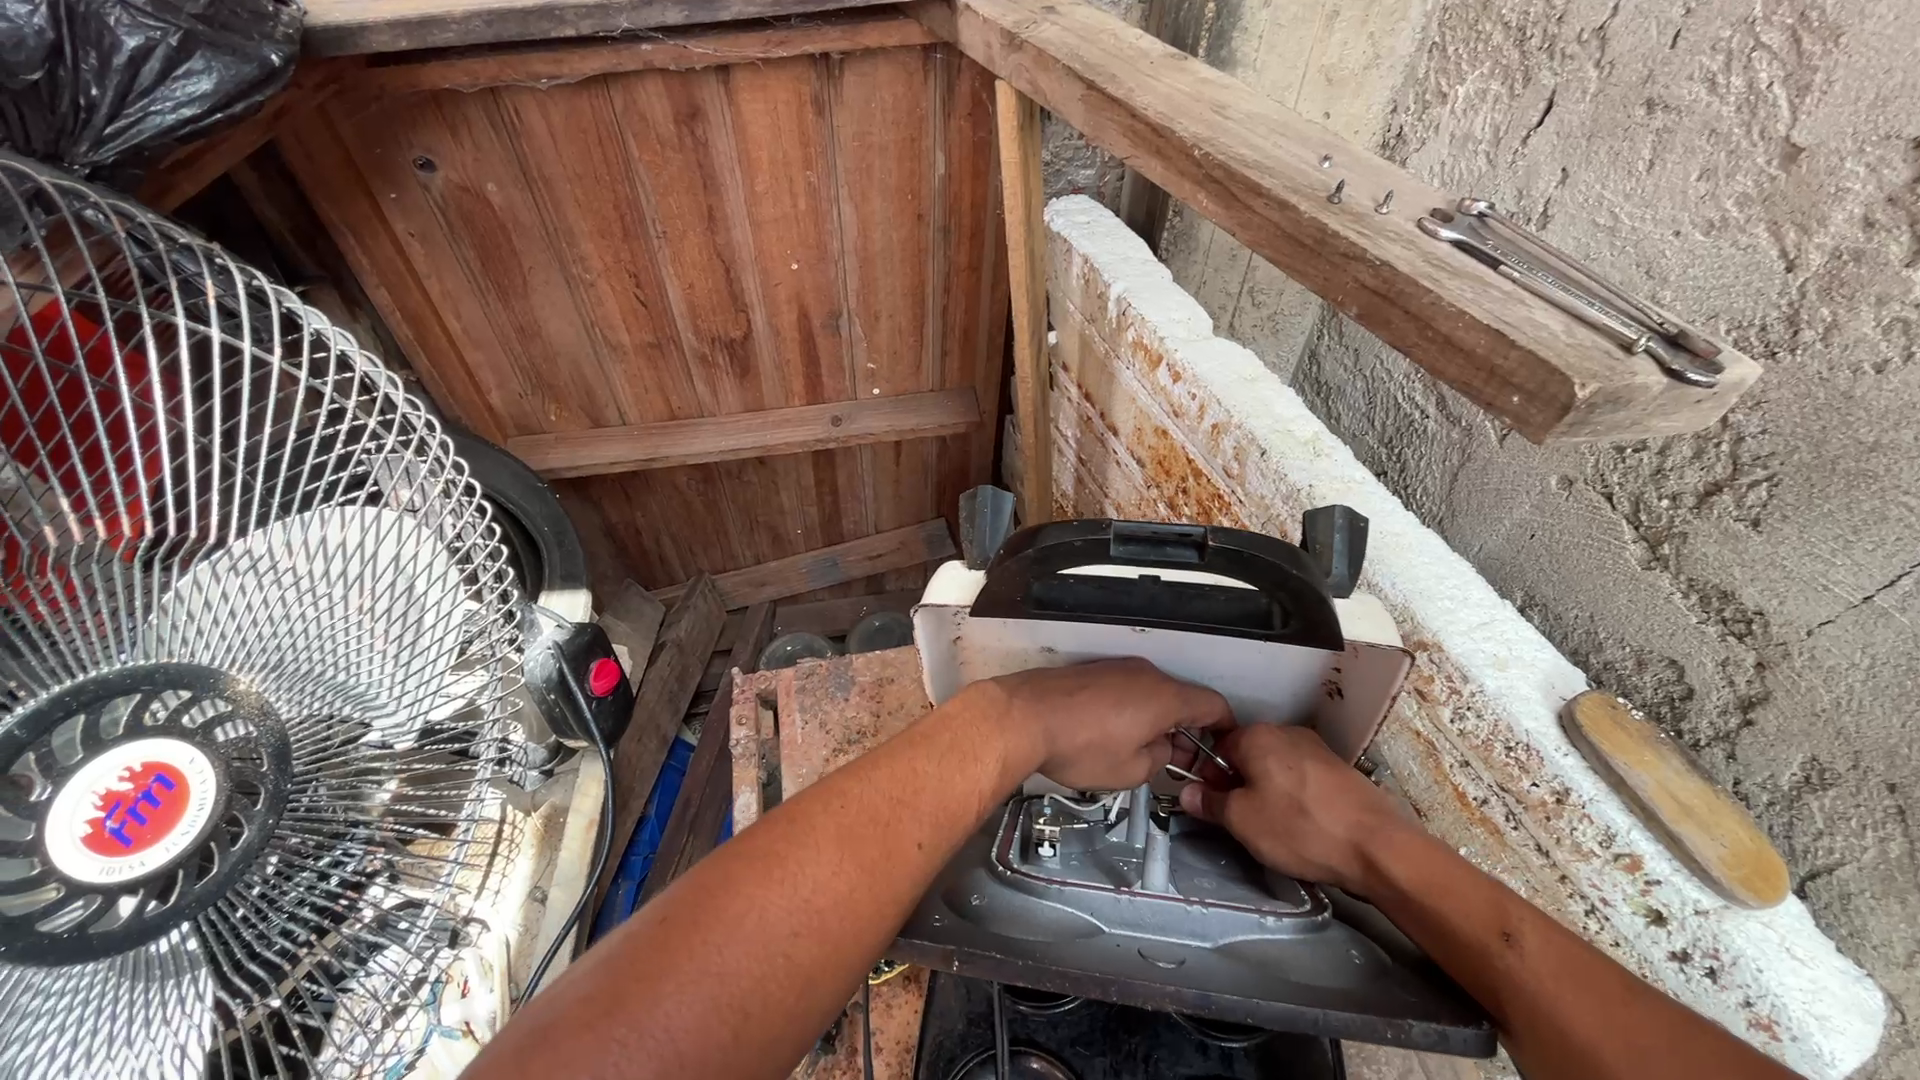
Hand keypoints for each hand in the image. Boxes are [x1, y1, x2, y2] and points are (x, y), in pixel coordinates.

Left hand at [966, 658, 1233, 791]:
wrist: (1023, 716)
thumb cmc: (1080, 746)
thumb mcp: (1131, 770)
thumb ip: (1159, 758)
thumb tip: (1161, 747)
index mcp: (1165, 696)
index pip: (1214, 705)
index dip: (1225, 729)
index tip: (1222, 750)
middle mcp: (1145, 674)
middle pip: (1181, 698)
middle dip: (1186, 731)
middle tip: (1178, 764)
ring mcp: (1116, 668)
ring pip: (1151, 693)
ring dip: (1156, 720)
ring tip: (1142, 753)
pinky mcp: (1091, 671)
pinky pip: (1124, 689)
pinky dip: (1130, 710)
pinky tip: (1113, 735)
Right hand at [1177, 724, 1410, 892]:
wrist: (1379, 848)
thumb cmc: (1301, 828)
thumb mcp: (1241, 821)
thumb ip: (1209, 803)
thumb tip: (1188, 794)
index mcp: (1257, 736)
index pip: (1216, 748)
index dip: (1209, 779)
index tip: (1213, 806)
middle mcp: (1287, 733)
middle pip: (1248, 756)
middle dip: (1239, 785)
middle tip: (1240, 821)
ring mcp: (1318, 750)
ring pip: (1276, 769)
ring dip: (1268, 792)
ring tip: (1274, 828)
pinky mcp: (1341, 771)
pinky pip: (1303, 780)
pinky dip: (1295, 798)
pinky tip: (1302, 826)